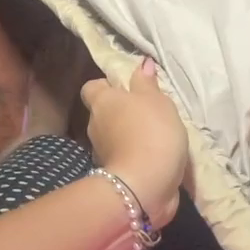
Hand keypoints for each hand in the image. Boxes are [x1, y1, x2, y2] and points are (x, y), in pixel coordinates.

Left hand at [82, 59, 186, 227]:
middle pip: (103, 112)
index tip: (127, 89)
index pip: (93, 87)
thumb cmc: (151, 132)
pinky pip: (122, 157)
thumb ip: (147, 83)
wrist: (145, 185)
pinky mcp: (112, 174)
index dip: (107, 86)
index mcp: (102, 101)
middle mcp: (94, 124)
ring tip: (154, 136)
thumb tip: (142, 64)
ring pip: (112, 136)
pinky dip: (133, 156)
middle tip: (147, 113)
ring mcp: (100, 151)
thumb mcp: (156, 101)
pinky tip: (152, 157)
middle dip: (120, 112)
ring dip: (127, 136)